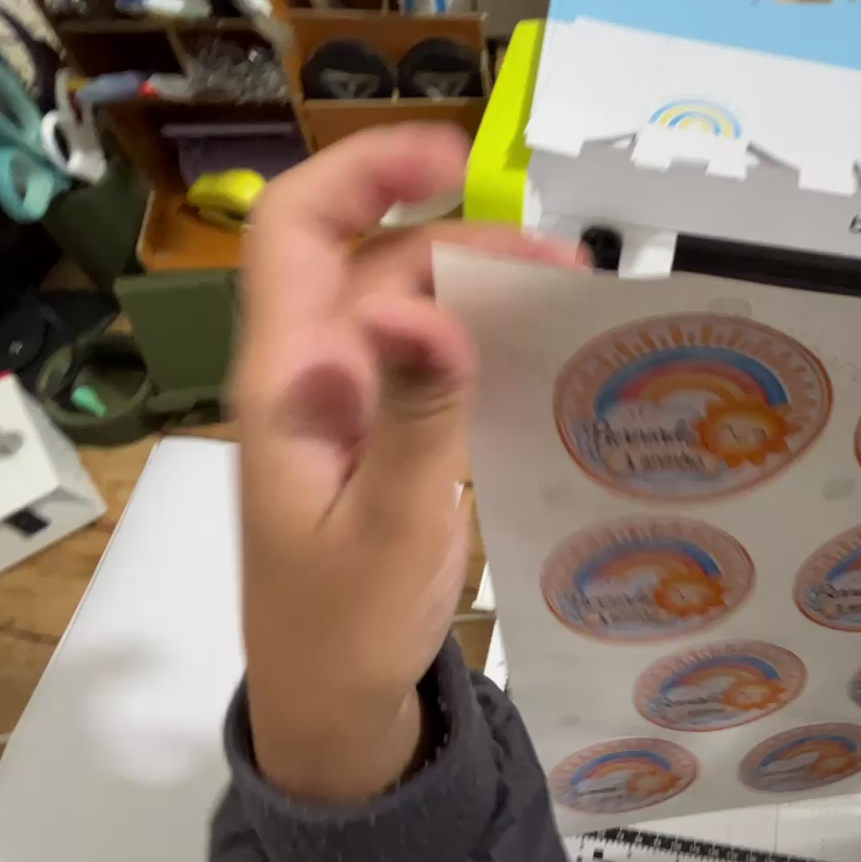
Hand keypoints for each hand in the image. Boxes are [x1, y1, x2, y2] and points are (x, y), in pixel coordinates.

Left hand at [232, 125, 580, 801]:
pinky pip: (431, 375)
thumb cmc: (348, 625)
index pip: (299, 233)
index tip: (454, 161)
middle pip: (377, 269)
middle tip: (563, 265)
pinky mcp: (386, 445)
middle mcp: (317, 380)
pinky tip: (538, 361)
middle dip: (464, 245)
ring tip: (567, 304)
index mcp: (292, 384)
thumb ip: (412, 415)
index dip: (365, 174)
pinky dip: (480, 354)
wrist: (334, 700)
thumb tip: (422, 305)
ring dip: (481, 298)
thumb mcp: (392, 523)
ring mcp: (354, 413)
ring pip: (411, 319)